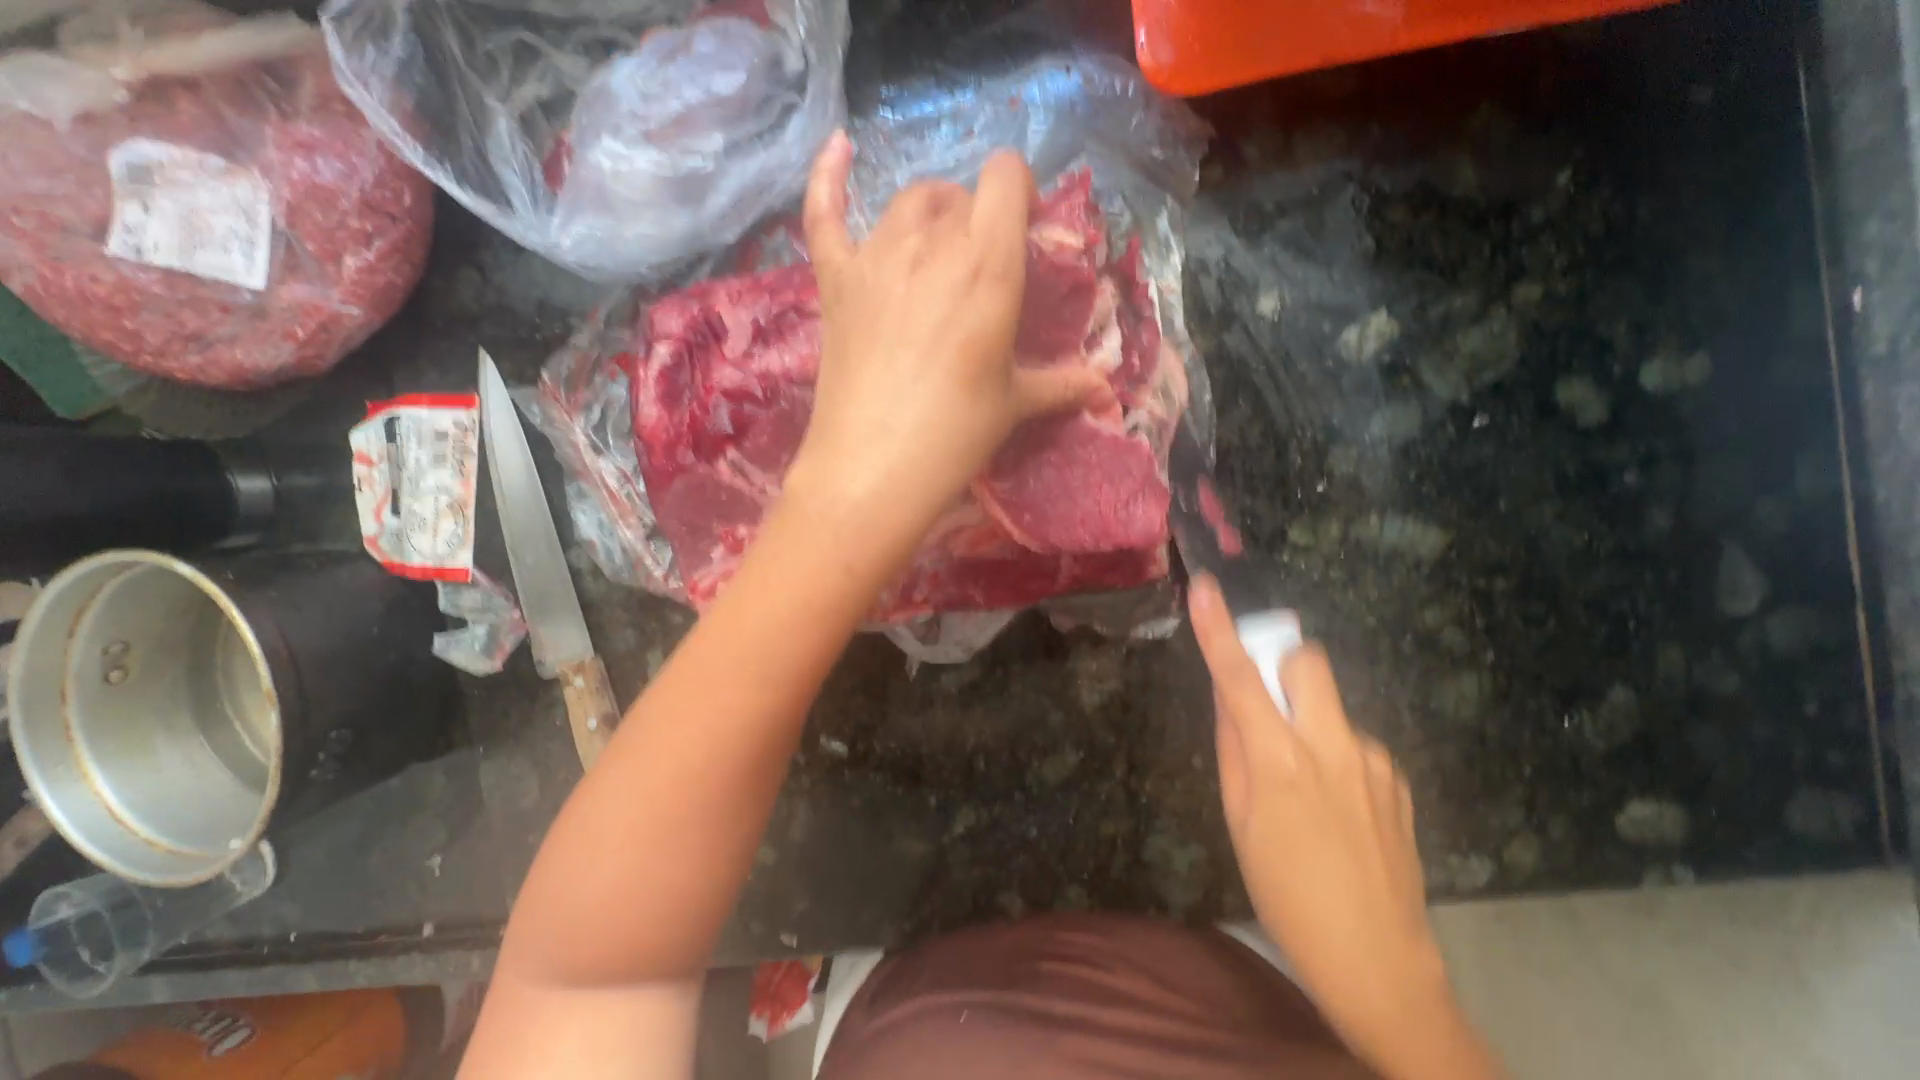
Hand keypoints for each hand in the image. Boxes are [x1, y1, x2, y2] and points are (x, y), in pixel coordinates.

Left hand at [789, 131, 1107, 536]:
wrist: (872, 467)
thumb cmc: (955, 434)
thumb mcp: (1015, 404)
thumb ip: (1061, 384)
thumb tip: (1105, 392)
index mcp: (988, 264)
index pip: (1006, 177)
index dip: (1018, 191)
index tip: (1023, 228)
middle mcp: (932, 243)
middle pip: (959, 193)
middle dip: (976, 217)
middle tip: (981, 266)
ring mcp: (876, 256)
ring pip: (907, 200)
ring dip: (930, 213)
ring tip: (936, 248)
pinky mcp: (835, 279)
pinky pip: (824, 211)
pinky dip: (827, 176)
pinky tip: (833, 141)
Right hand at [1190, 580, 1497, 1078]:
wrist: (1378, 959)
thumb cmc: (1285, 896)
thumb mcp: (1239, 826)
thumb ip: (1234, 753)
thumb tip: (1228, 700)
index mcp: (1279, 761)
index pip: (1239, 678)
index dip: (1219, 629)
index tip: (1206, 587)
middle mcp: (1333, 746)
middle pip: (1309, 662)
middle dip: (1283, 665)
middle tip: (1268, 706)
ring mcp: (1374, 761)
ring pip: (1333, 708)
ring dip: (1310, 722)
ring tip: (1305, 793)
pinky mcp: (1400, 780)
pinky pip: (1356, 745)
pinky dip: (1337, 758)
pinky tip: (1338, 814)